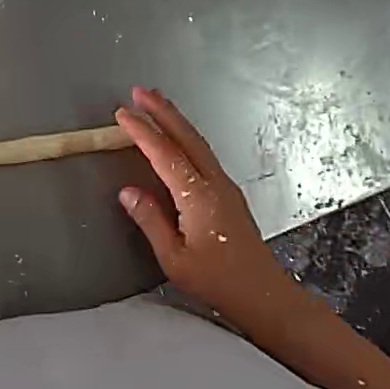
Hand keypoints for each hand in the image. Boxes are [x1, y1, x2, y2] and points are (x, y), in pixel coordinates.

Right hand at [115, 87, 297, 326]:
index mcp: (198, 196)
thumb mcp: (174, 259)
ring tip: (157, 102)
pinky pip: (203, 152)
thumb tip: (127, 191)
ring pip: (197, 142)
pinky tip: (178, 136)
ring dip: (175, 119)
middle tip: (139, 90)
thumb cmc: (219, 282)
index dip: (141, 131)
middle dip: (162, 111)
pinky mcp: (229, 194)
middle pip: (186, 137)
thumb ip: (150, 221)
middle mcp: (214, 183)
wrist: (267, 298)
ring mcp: (225, 186)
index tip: (121, 113)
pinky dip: (185, 135)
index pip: (164, 153)